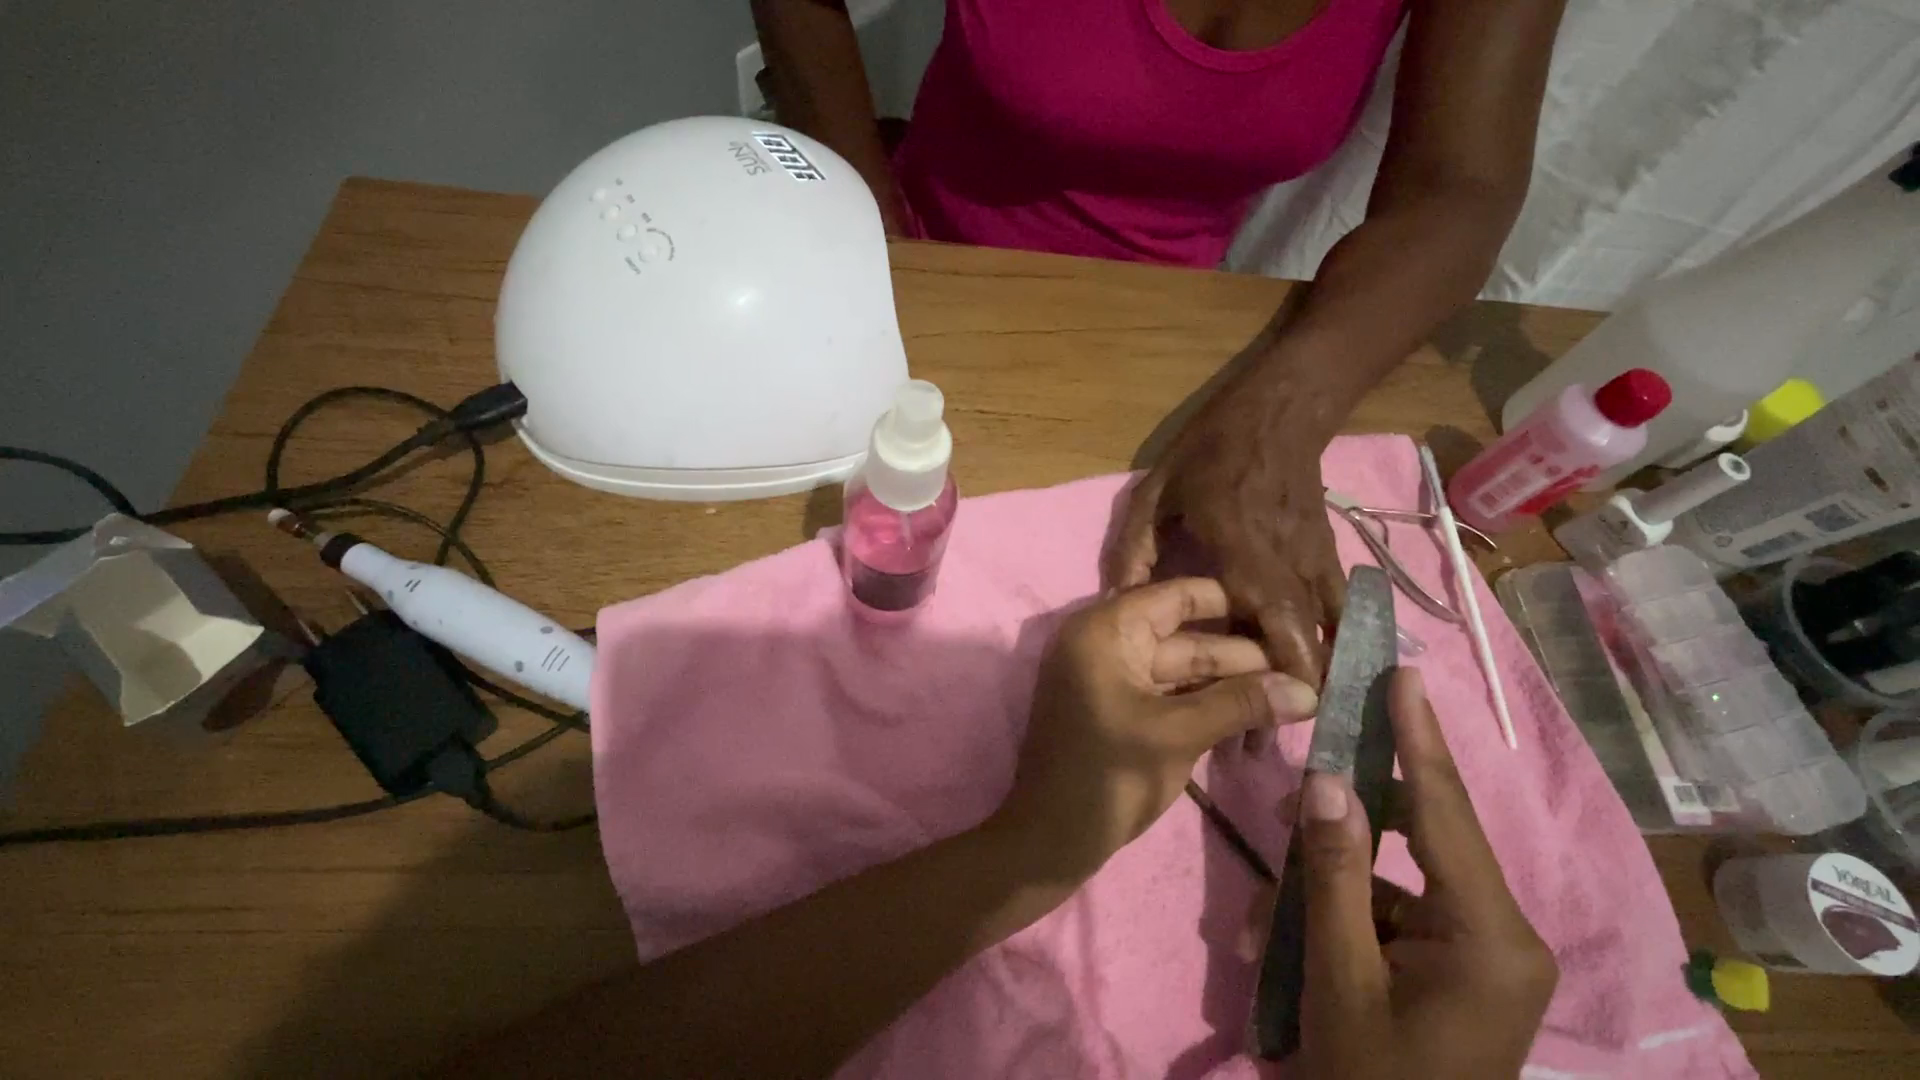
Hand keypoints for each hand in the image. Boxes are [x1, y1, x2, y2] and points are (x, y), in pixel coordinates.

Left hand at [993, 579, 1319, 878]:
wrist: (1049, 841)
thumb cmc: (1107, 777)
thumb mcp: (1178, 734)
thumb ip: (1242, 703)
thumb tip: (1310, 689)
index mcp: (1106, 629)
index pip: (1180, 595)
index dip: (1237, 603)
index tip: (1292, 614)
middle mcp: (1106, 641)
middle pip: (1188, 636)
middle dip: (1246, 656)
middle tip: (1311, 671)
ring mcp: (1112, 677)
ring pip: (1184, 670)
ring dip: (1234, 686)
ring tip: (1299, 698)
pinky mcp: (1121, 710)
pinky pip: (1171, 695)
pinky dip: (1209, 705)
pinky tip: (1260, 718)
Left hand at [1106, 373, 1345, 685]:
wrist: (1278, 411)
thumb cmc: (1209, 450)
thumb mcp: (1154, 494)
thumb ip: (1134, 548)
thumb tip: (1117, 600)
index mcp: (1240, 550)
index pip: (1272, 617)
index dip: (1284, 665)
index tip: (1281, 709)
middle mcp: (1286, 562)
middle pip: (1305, 634)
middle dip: (1301, 685)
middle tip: (1292, 733)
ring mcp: (1314, 558)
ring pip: (1328, 626)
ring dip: (1322, 669)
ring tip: (1315, 714)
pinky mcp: (1327, 554)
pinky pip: (1338, 607)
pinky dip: (1337, 640)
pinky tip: (1335, 672)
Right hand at [1294, 669, 1557, 1077]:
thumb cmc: (1370, 1079)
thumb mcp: (1338, 975)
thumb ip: (1333, 873)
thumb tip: (1326, 782)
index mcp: (1490, 936)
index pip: (1446, 813)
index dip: (1418, 739)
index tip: (1403, 677)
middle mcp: (1500, 933)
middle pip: (1418, 838)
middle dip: (1345, 822)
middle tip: (1289, 804)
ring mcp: (1480, 951)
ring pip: (1391, 878)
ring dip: (1325, 882)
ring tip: (1261, 918)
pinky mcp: (1456, 966)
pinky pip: (1390, 912)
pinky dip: (1336, 914)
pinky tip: (1280, 939)